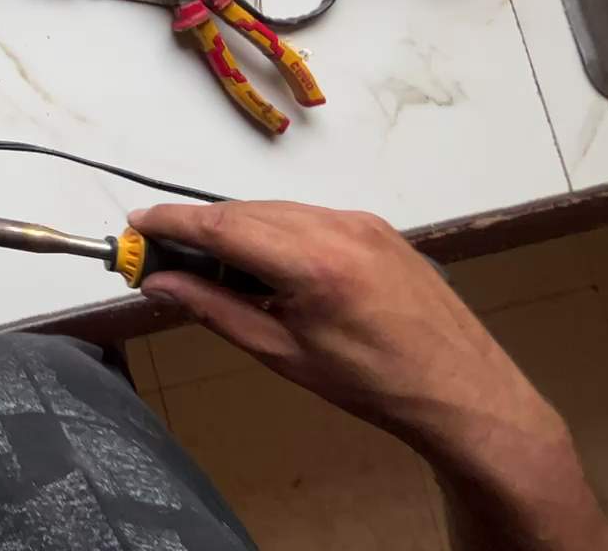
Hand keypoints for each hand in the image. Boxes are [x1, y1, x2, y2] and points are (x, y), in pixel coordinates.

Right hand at [129, 201, 607, 549]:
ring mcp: (357, 220)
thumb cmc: (371, 386)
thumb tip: (155, 282)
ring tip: (212, 261)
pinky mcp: (371, 223)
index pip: (219, 226)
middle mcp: (334, 227)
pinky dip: (266, 227)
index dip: (170, 221)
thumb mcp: (279, 352)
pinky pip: (298, 213)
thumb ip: (209, 307)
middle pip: (238, 211)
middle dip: (195, 226)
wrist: (472, 399)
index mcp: (313, 264)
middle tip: (160, 250)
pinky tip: (261, 258)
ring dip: (230, 226)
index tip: (135, 223)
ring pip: (266, 208)